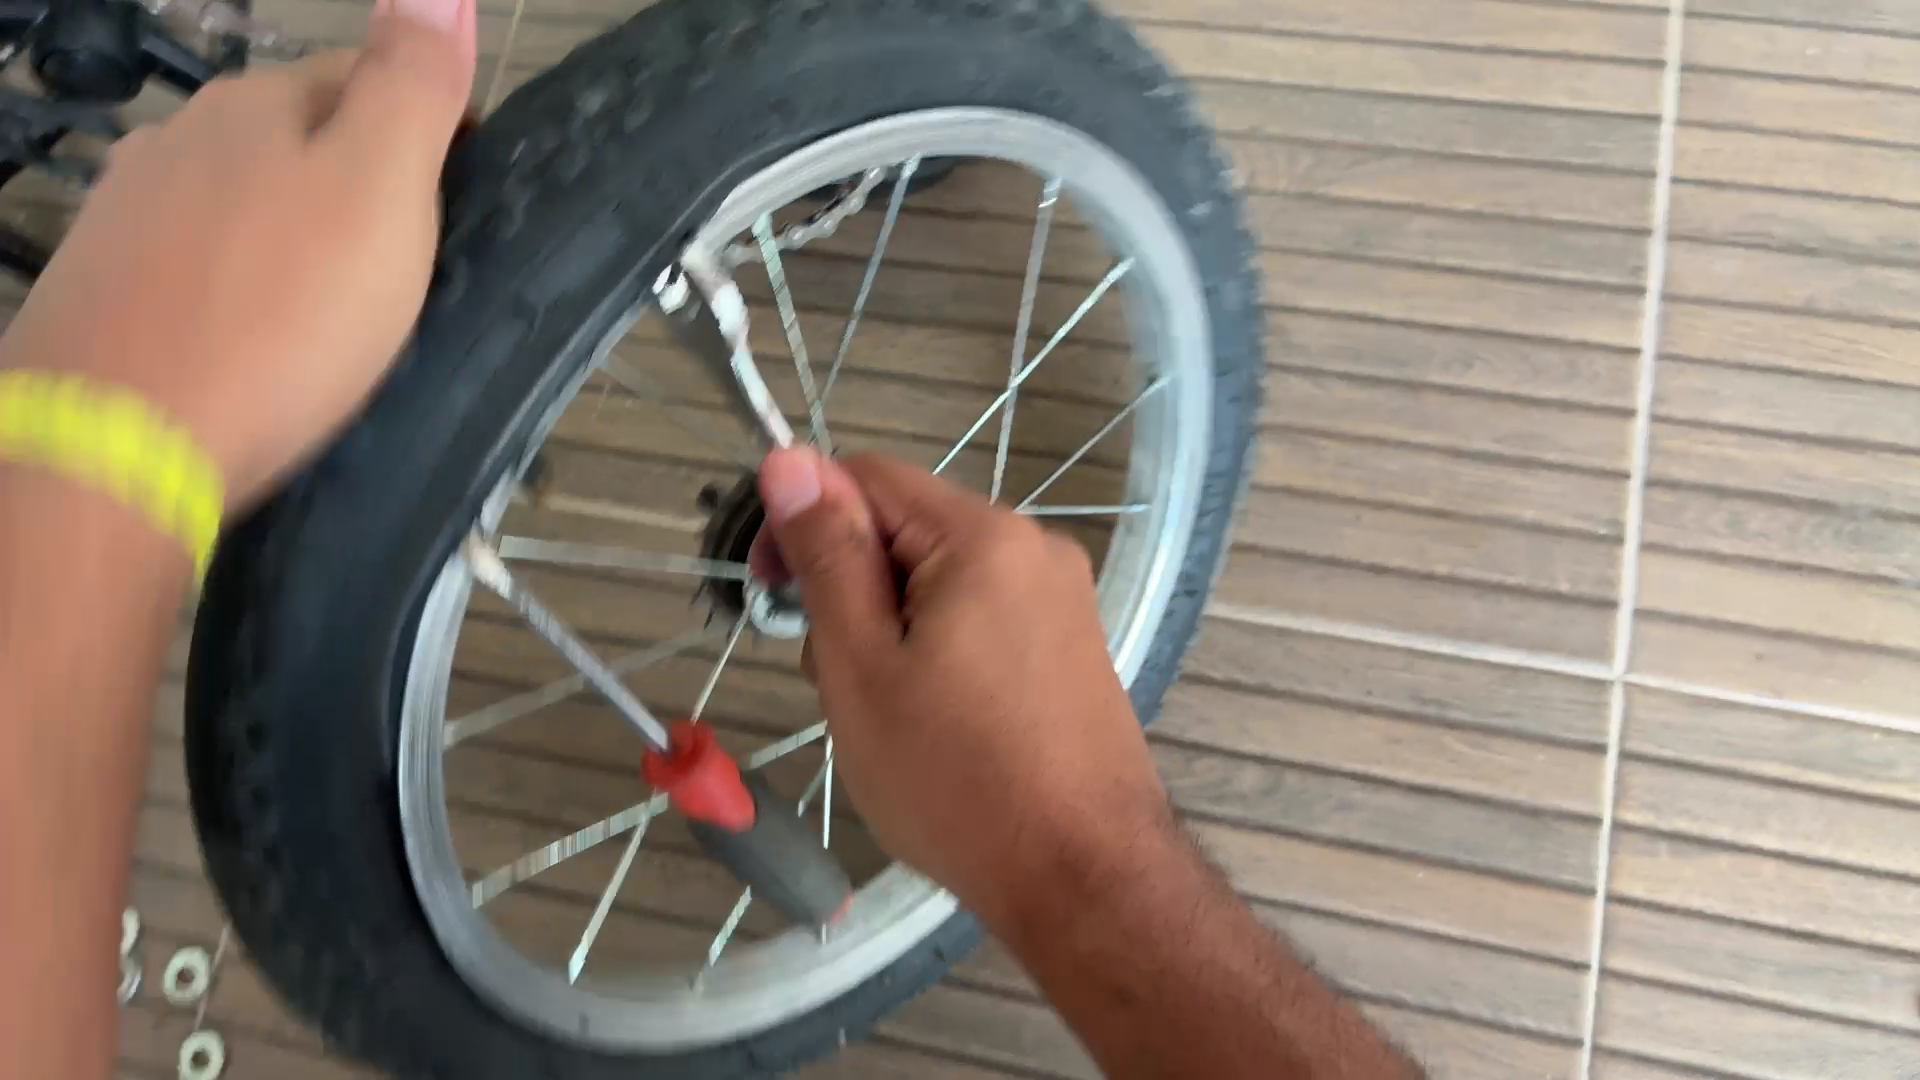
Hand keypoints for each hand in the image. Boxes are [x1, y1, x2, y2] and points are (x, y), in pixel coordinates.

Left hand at [0, 0, 475, 507]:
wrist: (135, 431)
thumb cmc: (289, 311)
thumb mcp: (379, 195)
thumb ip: (410, 93)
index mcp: (263, 112)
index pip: (364, 76)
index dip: (433, 118)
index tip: (477, 183)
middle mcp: (189, 139)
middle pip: (307, 132)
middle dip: (373, 167)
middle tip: (434, 246)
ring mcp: (143, 206)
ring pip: (259, 190)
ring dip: (317, 217)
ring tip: (368, 289)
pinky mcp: (123, 275)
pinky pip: (219, 246)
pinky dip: (265, 264)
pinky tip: (288, 316)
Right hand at [757, 447, 1171, 928]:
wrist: (1085, 875)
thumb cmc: (956, 778)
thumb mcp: (864, 664)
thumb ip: (827, 554)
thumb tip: (789, 460)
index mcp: (983, 535)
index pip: (869, 476)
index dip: (804, 518)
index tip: (774, 591)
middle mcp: (1034, 546)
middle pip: (908, 529)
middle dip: (853, 585)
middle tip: (840, 677)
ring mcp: (1061, 594)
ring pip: (941, 576)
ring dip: (892, 622)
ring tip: (890, 710)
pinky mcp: (1070, 638)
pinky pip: (983, 611)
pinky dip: (939, 643)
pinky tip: (937, 713)